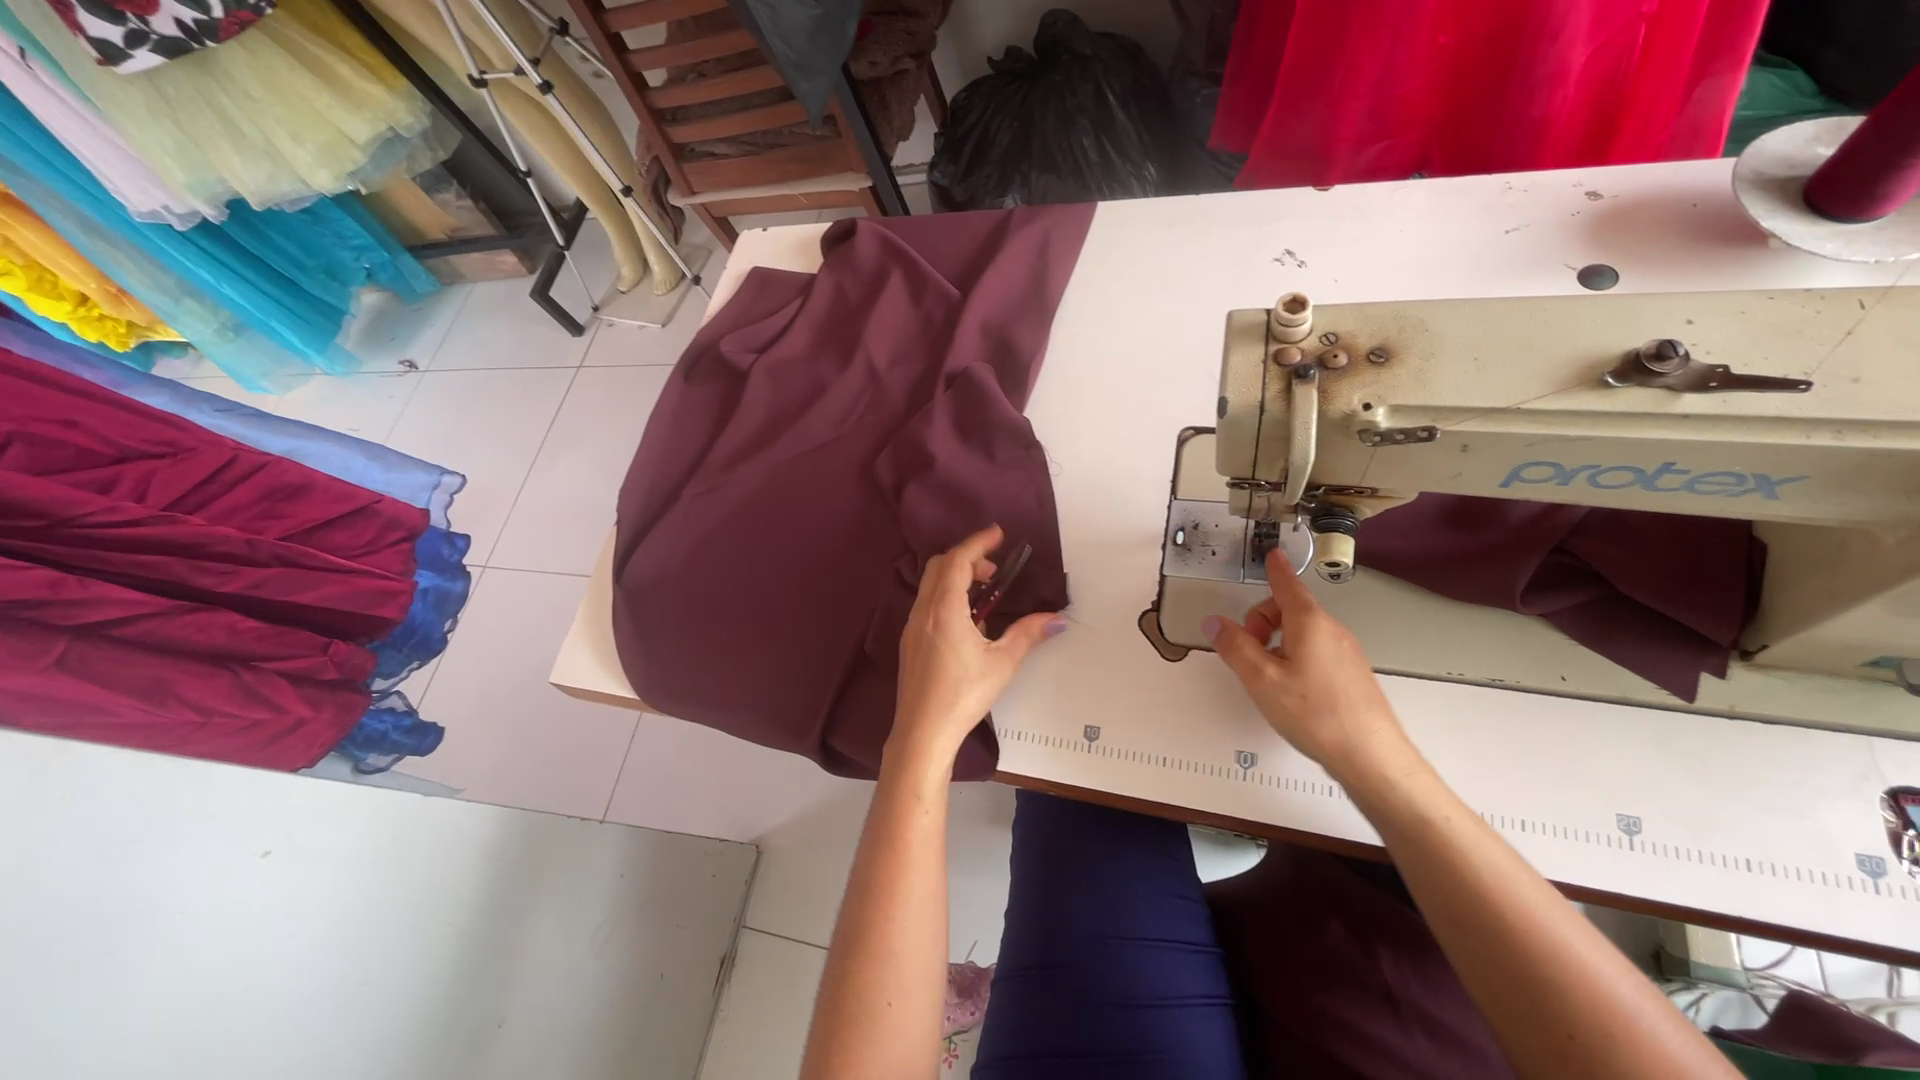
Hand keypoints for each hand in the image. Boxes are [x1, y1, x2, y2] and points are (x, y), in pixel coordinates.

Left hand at [893, 525, 1066, 762]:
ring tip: (984, 594)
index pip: (957, 561)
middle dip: (967, 559)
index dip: (977, 543)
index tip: (998, 534)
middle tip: (994, 571)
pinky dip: (946, 596)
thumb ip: (1028, 634)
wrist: (923, 732)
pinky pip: (926, 604)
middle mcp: (922, 612)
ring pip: (930, 585)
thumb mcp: (1002, 664)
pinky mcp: (909, 643)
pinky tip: (967, 621)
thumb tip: (1056, 618)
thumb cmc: (963, 696)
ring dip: (956, 578)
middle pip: (939, 567)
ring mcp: (912, 628)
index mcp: (944, 610)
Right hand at [1202, 548, 1415, 784]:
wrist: (1369, 754)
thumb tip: (1213, 623)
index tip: (1272, 555)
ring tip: (1268, 678)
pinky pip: (1316, 651)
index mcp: (1309, 623)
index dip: (1275, 570)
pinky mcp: (1350, 673)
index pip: (1287, 585)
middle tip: (1248, 653)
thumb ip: (1234, 647)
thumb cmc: (1317, 714)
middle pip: (1289, 610)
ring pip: (1302, 633)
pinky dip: (1295, 658)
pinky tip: (1290, 691)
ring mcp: (1344, 652)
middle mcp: (1331, 630)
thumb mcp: (1261, 679)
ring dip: (1277, 644)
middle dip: (1262, 623)